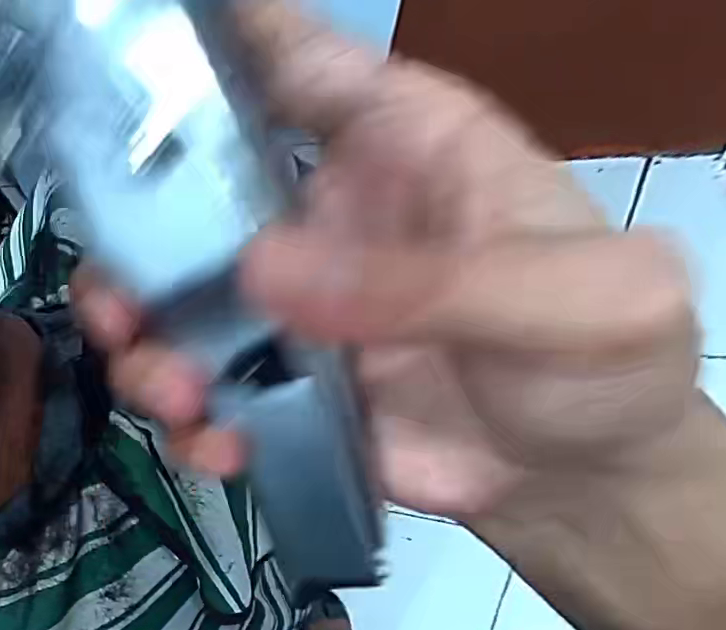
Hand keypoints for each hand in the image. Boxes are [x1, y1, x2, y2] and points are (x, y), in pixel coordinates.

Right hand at [75, 1, 702, 525]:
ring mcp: (282, 321)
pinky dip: (192, 429)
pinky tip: (223, 449)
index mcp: (396, 154)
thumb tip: (264, 272)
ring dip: (148, 358)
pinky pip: (199, 402)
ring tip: (180, 396)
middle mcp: (317, 229)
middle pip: (185, 215)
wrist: (570, 480)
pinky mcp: (268, 396)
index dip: (212, 53)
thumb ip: (432, 280)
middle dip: (131, 259)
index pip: (295, 69)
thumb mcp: (573, 303)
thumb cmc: (604, 364)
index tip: (128, 68)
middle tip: (121, 313)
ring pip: (169, 318)